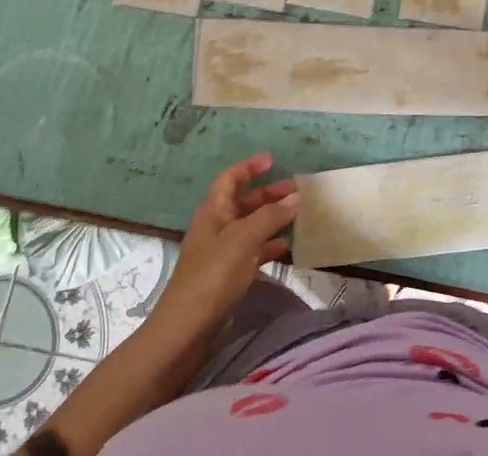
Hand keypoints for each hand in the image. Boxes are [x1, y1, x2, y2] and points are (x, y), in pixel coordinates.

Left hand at [153, 153, 298, 338]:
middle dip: (268, 194)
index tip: (273, 161)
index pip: (230, 179)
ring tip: (299, 216)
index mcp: (213, 211)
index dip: (249, 167)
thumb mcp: (242, 240)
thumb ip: (269, 217)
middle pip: (244, 202)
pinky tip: (288, 248)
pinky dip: (270, 246)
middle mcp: (216, 226)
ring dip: (272, 219)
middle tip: (297, 191)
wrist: (188, 327)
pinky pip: (253, 251)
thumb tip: (295, 197)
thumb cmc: (212, 275)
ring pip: (251, 226)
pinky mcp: (229, 275)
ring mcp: (223, 252)